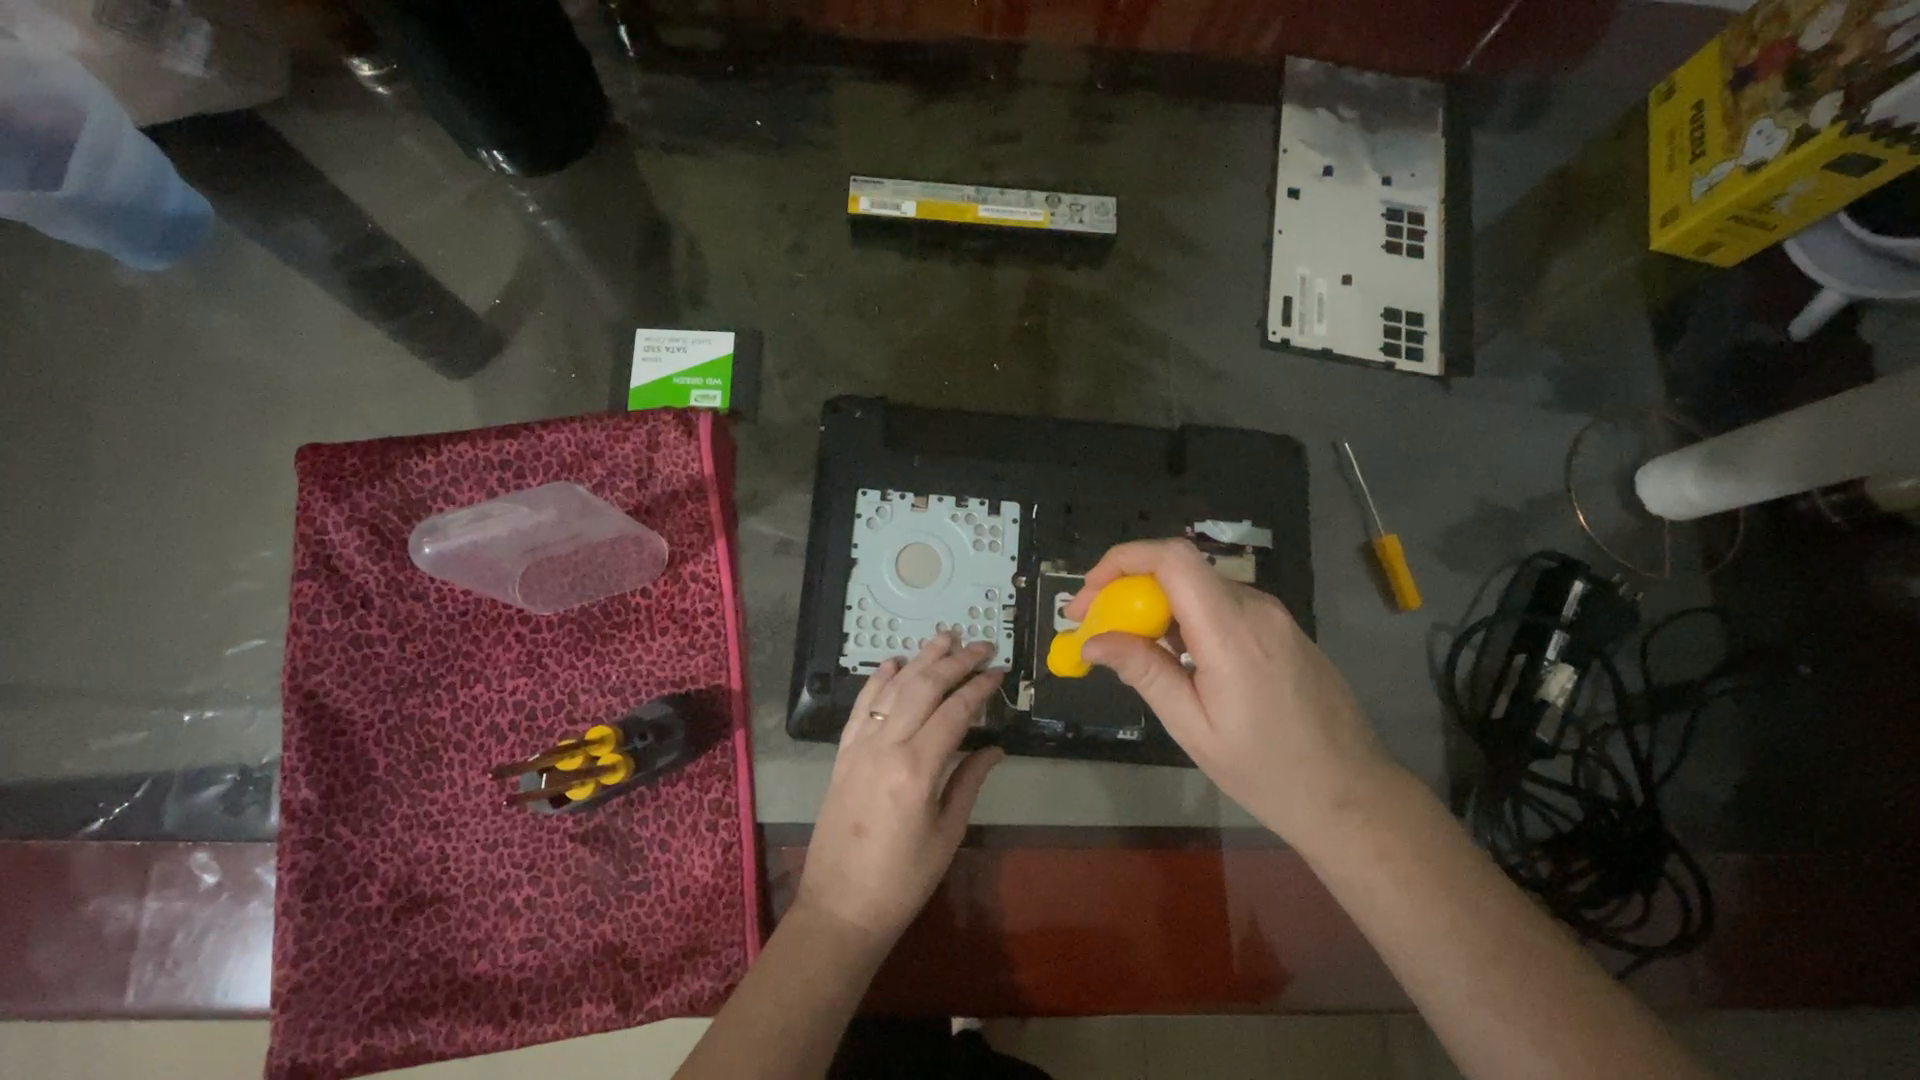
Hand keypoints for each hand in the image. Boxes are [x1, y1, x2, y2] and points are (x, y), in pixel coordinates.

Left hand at [795, 632, 1005, 945]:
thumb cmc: (903, 880)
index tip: (999, 671)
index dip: (979, 687)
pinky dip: (877, 681)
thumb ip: (970, 782)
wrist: (841, 906)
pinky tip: (892, 664)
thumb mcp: (947, 833)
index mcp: (918, 769)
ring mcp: (859, 748)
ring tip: (943, 638)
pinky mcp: (842, 755)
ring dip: (919, 660)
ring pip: (892, 689)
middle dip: (954, 661)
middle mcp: (886, 747)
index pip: (955, 712)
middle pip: (923, 688)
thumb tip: (994, 747)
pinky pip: (861, 707)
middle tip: (979, 645)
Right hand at [1065, 539, 1397, 846]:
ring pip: (1200, 589)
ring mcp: (1274, 617)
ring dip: (1156, 606)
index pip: (1173, 559)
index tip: (1087, 597)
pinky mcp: (1283, 630)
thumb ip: (1146, 673)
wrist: (1351, 793)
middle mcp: (1256, 609)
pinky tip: (1174, 657)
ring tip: (1126, 646)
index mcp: (1232, 632)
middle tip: (1092, 627)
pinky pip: (1223, 607)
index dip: (1122, 561)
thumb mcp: (1194, 729)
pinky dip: (1186, 618)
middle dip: (1127, 589)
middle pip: (1180, 571)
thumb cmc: (1267, 772)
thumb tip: (1093, 641)